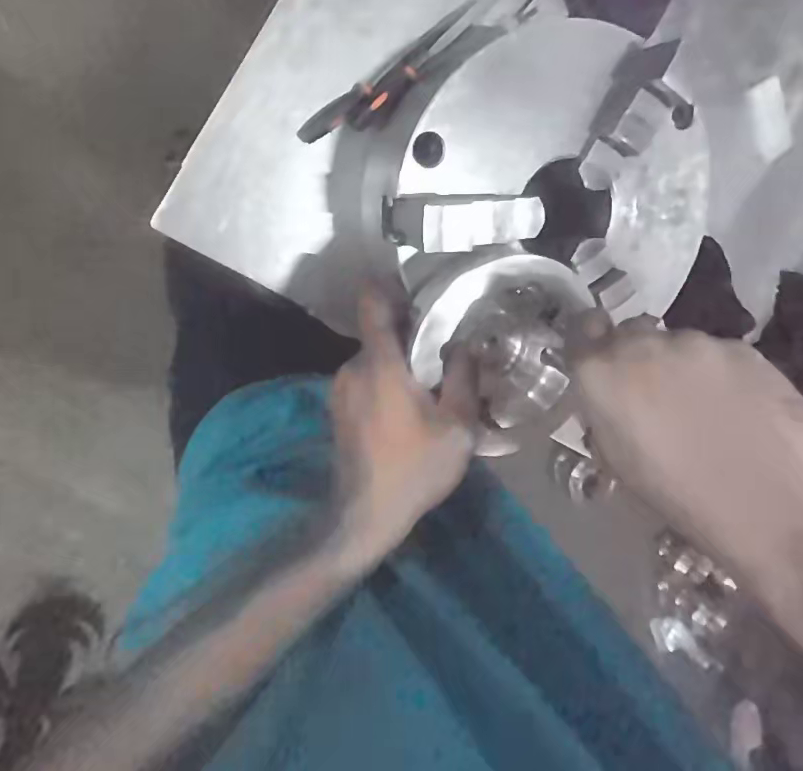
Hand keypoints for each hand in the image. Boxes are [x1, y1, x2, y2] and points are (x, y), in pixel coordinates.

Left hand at [327, 290, 479, 569]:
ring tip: (430, 386)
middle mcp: (352, 366)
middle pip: (380, 332)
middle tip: (443, 349)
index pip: (371, 302)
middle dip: (410, 335)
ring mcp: (340, 387)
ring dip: (399, 363)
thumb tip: (465, 343)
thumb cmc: (414, 468)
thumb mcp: (457, 427)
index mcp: (379, 362)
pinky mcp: (337, 407)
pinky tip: (407, 411)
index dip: (390, 285)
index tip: (417, 288)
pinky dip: (386, 382)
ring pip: (374, 359)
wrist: (363, 516)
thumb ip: (464, 377)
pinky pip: (365, 379)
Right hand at [570, 319, 802, 579]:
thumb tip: (611, 400)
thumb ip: (606, 415)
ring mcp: (697, 342)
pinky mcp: (744, 348)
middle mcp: (642, 344)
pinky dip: (724, 376)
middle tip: (659, 397)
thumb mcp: (621, 465)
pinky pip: (720, 354)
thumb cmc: (688, 503)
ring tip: (711, 412)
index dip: (591, 344)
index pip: (580, 331)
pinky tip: (746, 412)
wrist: (784, 515)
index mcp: (602, 374)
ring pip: (678, 344)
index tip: (601, 359)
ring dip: (683, 368)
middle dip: (638, 357)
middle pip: (630, 334)